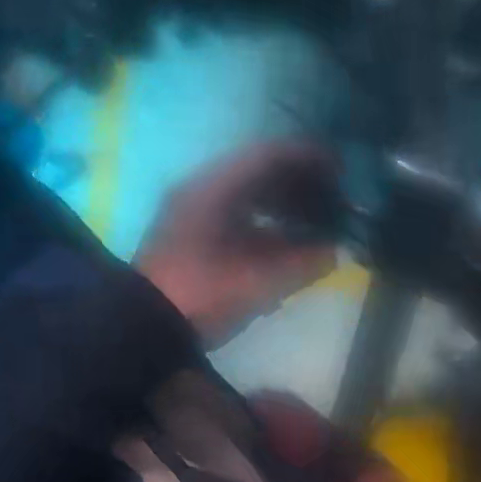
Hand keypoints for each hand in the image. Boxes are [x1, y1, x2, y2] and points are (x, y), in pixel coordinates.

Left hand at [136, 142, 339, 344]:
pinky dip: (259, 221)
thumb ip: (302, 262)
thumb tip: (330, 251)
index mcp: (212, 188)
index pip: (266, 155)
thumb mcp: (258, 281)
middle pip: (255, 172)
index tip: (339, 168)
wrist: (141, 325)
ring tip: (312, 222)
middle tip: (331, 197)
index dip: (307, 157)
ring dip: (279, 203)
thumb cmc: (201, 294)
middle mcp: (198, 189)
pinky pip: (231, 213)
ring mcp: (188, 210)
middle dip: (296, 182)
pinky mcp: (185, 233)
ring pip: (242, 193)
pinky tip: (281, 243)